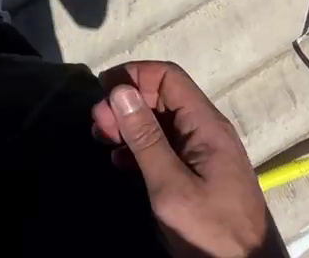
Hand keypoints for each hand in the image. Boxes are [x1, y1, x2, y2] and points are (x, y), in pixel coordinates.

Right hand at [91, 61, 283, 257]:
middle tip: (97, 124)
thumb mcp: (171, 187)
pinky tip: (121, 162)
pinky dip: (140, 147)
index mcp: (206, 125)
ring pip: (160, 122)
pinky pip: (165, 146)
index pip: (168, 76)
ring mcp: (203, 154)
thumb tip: (120, 91)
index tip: (103, 93)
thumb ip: (145, 138)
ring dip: (129, 125)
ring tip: (102, 140)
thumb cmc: (211, 231)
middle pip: (161, 97)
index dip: (134, 76)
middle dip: (126, 103)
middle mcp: (206, 131)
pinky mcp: (199, 175)